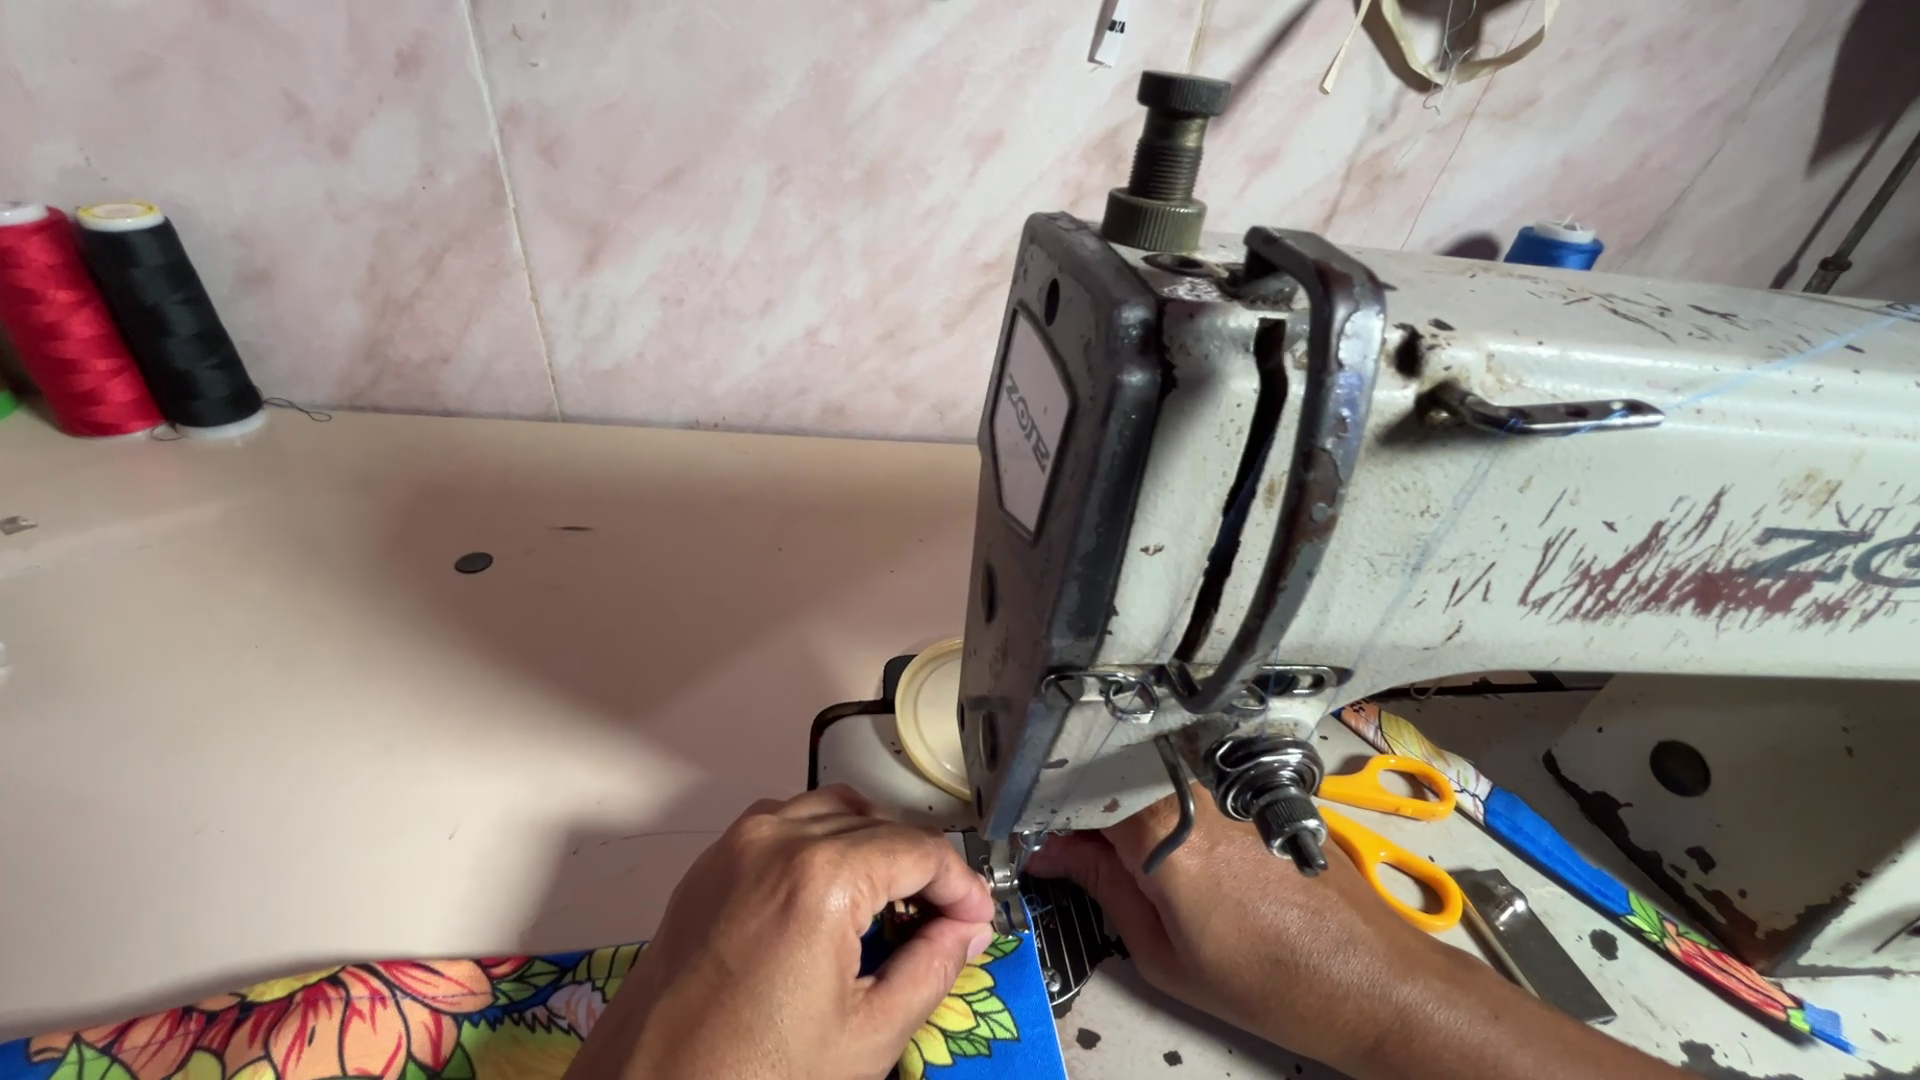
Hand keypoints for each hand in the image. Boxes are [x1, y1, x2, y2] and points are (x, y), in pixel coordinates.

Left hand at [569, 786, 995, 1079]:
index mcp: (820, 877)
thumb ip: (933, 968)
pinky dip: (823, 841)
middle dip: (922, 868)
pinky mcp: (712, 862)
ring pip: (833, 810)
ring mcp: (737, 844)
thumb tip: (965, 929)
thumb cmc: (750, 1077)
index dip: (960, 882)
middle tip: (945, 918)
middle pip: (880, 825)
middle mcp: (776, 839)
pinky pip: (785, 823)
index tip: (976, 914)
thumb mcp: (866, 1036)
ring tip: (892, 901)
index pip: (919, 850)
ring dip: (874, 843)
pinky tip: (833, 892)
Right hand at [1024, 786, 1462, 1071]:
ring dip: (1118, 804)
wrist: (1370, 979)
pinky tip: (1165, 841)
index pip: (1074, 799)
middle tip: (1068, 851)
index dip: (1044, 818)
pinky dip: (1157, 803)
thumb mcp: (1164, 953)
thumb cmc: (1266, 982)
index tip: (1031, 842)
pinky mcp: (1249, 786)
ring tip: (1116, 850)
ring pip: (1144, 776)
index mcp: (1159, 828)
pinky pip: (1182, 781)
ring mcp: (1224, 781)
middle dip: (1079, 809)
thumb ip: (1102, 887)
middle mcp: (1190, 786)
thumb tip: (1051, 854)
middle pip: (1108, 778)